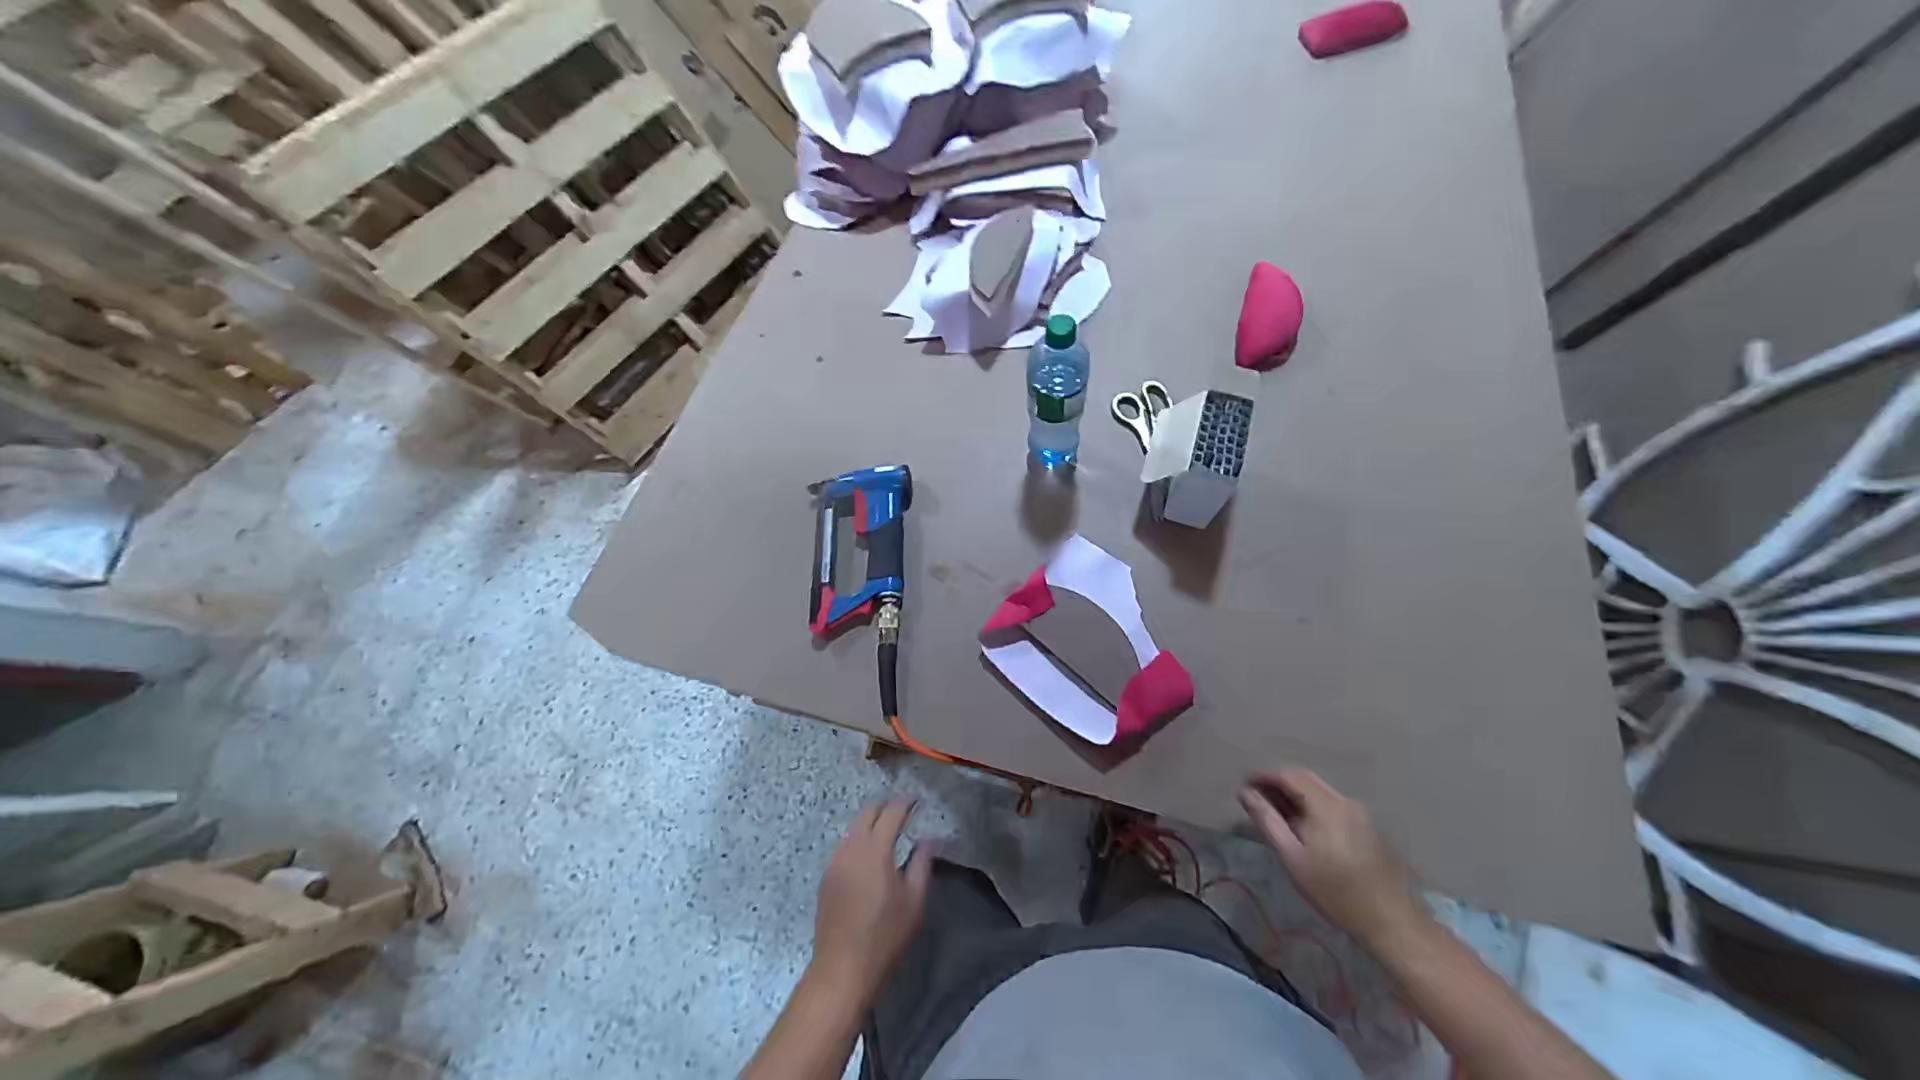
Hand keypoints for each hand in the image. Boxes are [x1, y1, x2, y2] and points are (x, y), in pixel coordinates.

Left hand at [810, 798, 932, 1002]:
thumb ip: (921, 863)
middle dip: (886, 807)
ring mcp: (835, 861)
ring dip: (870, 823)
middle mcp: (851, 847)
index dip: (905, 802)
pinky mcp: (826, 877)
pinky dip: (859, 840)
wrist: (842, 968)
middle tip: (903, 813)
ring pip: (853, 828)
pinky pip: (844, 846)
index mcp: (875, 849)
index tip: (917, 800)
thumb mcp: (914, 901)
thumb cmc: (885, 935)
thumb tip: (928, 839)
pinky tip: (869, 856)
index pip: (891, 812)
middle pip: (867, 812)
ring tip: (888, 833)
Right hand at [1239, 768, 1422, 943]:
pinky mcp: (1367, 825)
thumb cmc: (1335, 891)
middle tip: (1256, 796)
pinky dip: (1310, 804)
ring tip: (1274, 810)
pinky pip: (1331, 803)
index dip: (1264, 775)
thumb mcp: (1292, 857)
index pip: (1289, 775)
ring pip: (1319, 790)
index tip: (1244, 784)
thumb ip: (1267, 820)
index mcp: (1327, 806)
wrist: (1391, 921)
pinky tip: (1302, 824)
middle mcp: (1346, 801)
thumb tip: (1245, 793)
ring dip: (1294, 793)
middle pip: (1305, 778)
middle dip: (1277, 782)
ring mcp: (1360, 812)